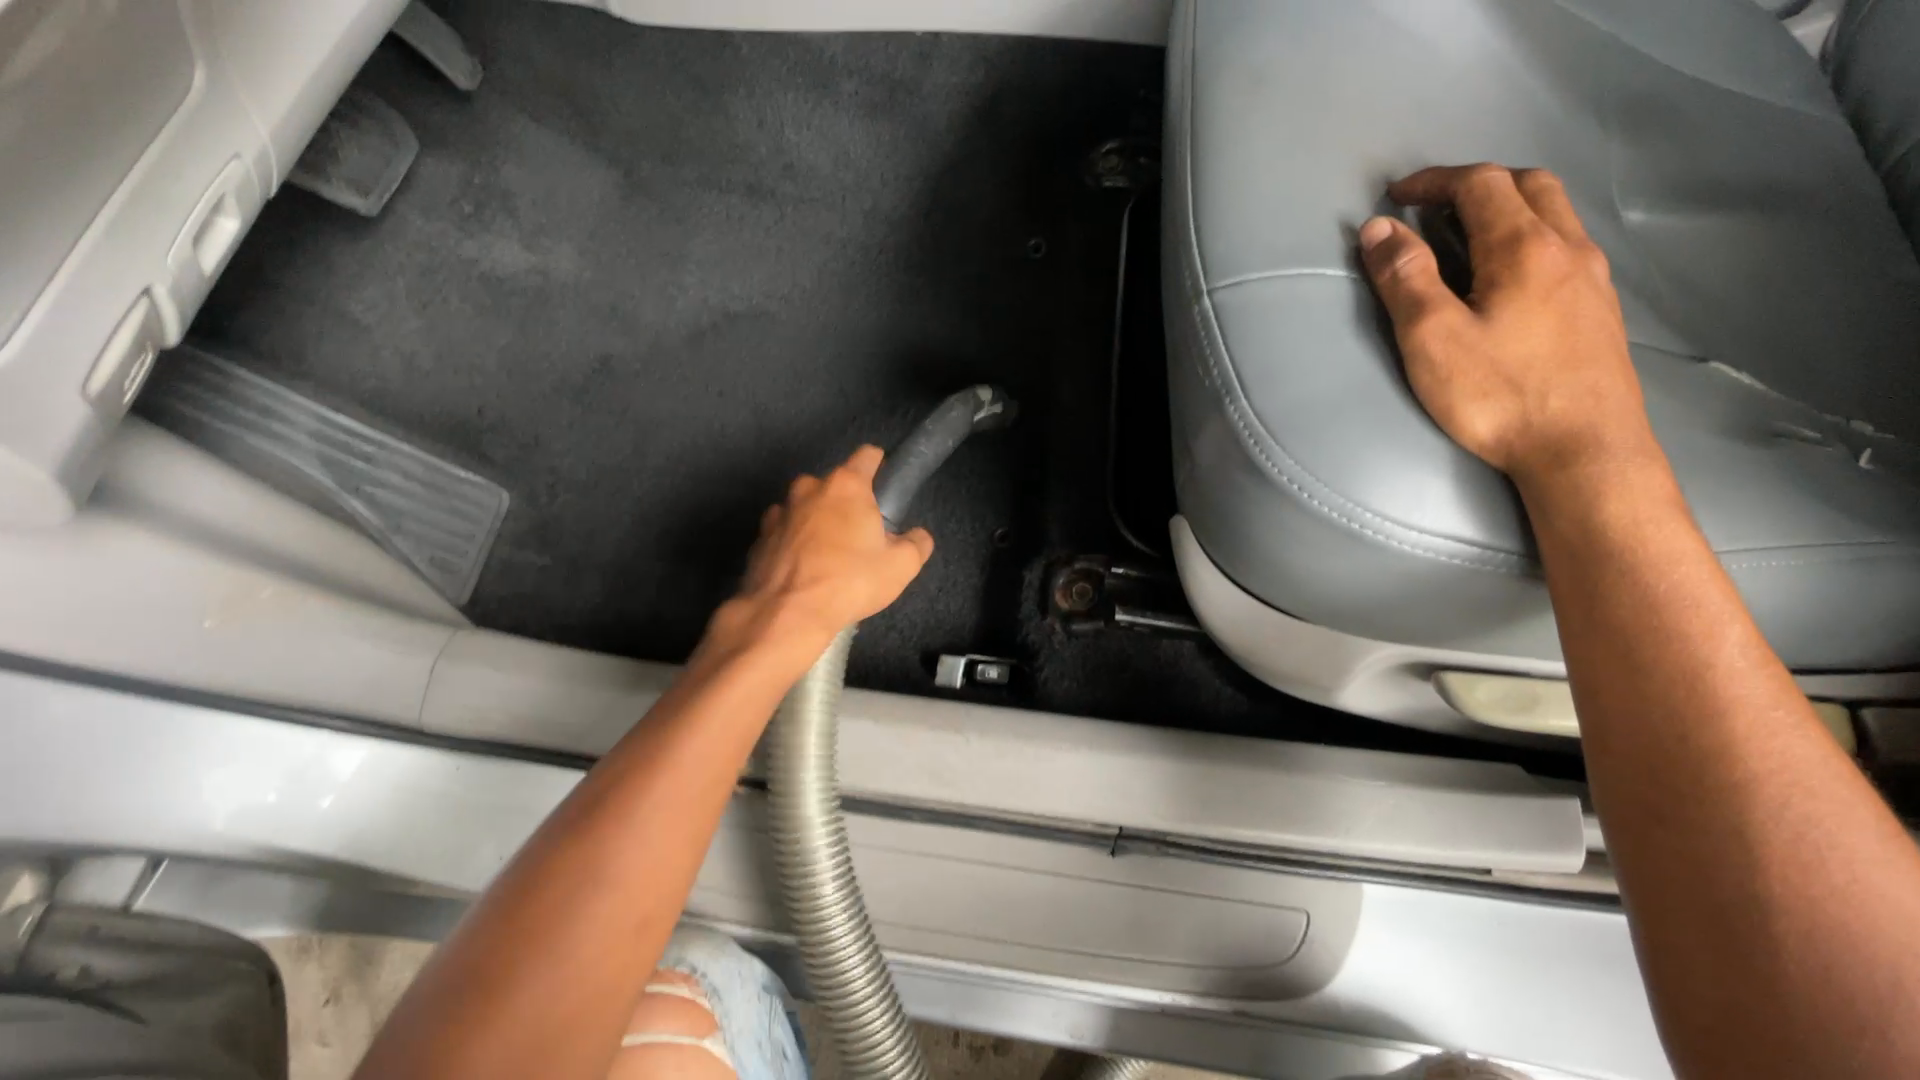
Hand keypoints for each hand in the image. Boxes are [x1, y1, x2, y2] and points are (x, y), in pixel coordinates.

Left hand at [709, 445, 933, 654]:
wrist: (787, 614)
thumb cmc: (850, 582)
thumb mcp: (902, 566)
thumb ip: (917, 543)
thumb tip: (917, 536)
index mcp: (846, 486)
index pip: (867, 455)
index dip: (880, 467)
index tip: (885, 489)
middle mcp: (809, 488)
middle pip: (835, 485)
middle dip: (847, 503)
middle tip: (860, 536)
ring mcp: (779, 511)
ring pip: (806, 507)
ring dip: (818, 522)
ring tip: (828, 557)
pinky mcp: (759, 537)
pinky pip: (784, 532)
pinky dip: (794, 543)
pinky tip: (802, 570)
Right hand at [1359, 165, 1659, 486]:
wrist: (1584, 450)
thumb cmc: (1500, 396)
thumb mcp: (1432, 339)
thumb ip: (1405, 279)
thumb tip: (1379, 227)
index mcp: (1524, 247)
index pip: (1480, 184)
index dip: (1435, 180)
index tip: (1397, 196)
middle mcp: (1568, 248)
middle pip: (1529, 185)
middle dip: (1477, 184)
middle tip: (1435, 209)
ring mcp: (1592, 279)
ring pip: (1556, 214)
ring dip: (1510, 207)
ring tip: (1468, 238)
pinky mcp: (1600, 309)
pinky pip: (1567, 247)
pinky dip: (1531, 237)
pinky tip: (1510, 278)